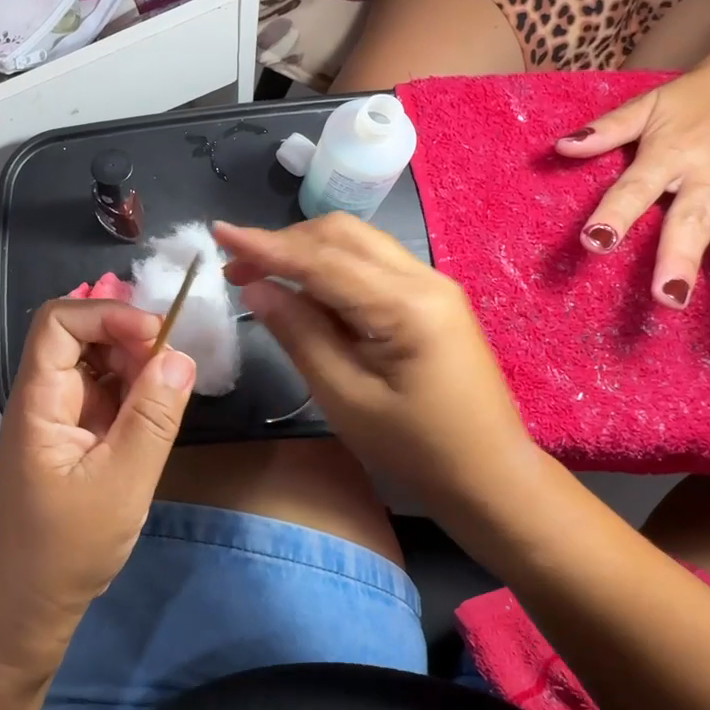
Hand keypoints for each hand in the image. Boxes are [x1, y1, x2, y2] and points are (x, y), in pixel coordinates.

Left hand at [0, 300, 196, 621]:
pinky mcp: (74, 433)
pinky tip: (158, 407)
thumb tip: (179, 356)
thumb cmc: (69, 545)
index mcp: (39, 399)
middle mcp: (43, 396)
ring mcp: (58, 414)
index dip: (106, 314)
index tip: (155, 336)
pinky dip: (132, 390)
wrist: (34, 598)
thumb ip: (152, 418)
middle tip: (173, 363)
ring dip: (133, 362)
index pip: (58, 322)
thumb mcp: (122, 483)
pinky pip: (103, 392)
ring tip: (169, 387)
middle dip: (126, 336)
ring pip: (94, 361)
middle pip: (78, 335)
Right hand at [215, 217, 540, 505]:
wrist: (492, 477)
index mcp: (405, 305)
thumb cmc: (416, 448)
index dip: (265, 245)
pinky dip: (328, 267)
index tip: (217, 232)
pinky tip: (303, 292)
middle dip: (283, 242)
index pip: (321, 260)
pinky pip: (369, 264)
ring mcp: (431, 286)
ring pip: (356, 243)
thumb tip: (256, 288)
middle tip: (236, 268)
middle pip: (341, 234)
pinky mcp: (430, 299)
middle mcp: (423, 279)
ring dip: (304, 250)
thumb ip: (299, 334)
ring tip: (261, 276)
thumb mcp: (345, 397)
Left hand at [556, 53, 709, 312]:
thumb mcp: (646, 106)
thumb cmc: (699, 97)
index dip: (614, 215)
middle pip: (694, 220)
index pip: (634, 189)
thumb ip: (605, 131)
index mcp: (670, 154)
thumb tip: (560, 146)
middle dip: (681, 259)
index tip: (594, 242)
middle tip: (669, 297)